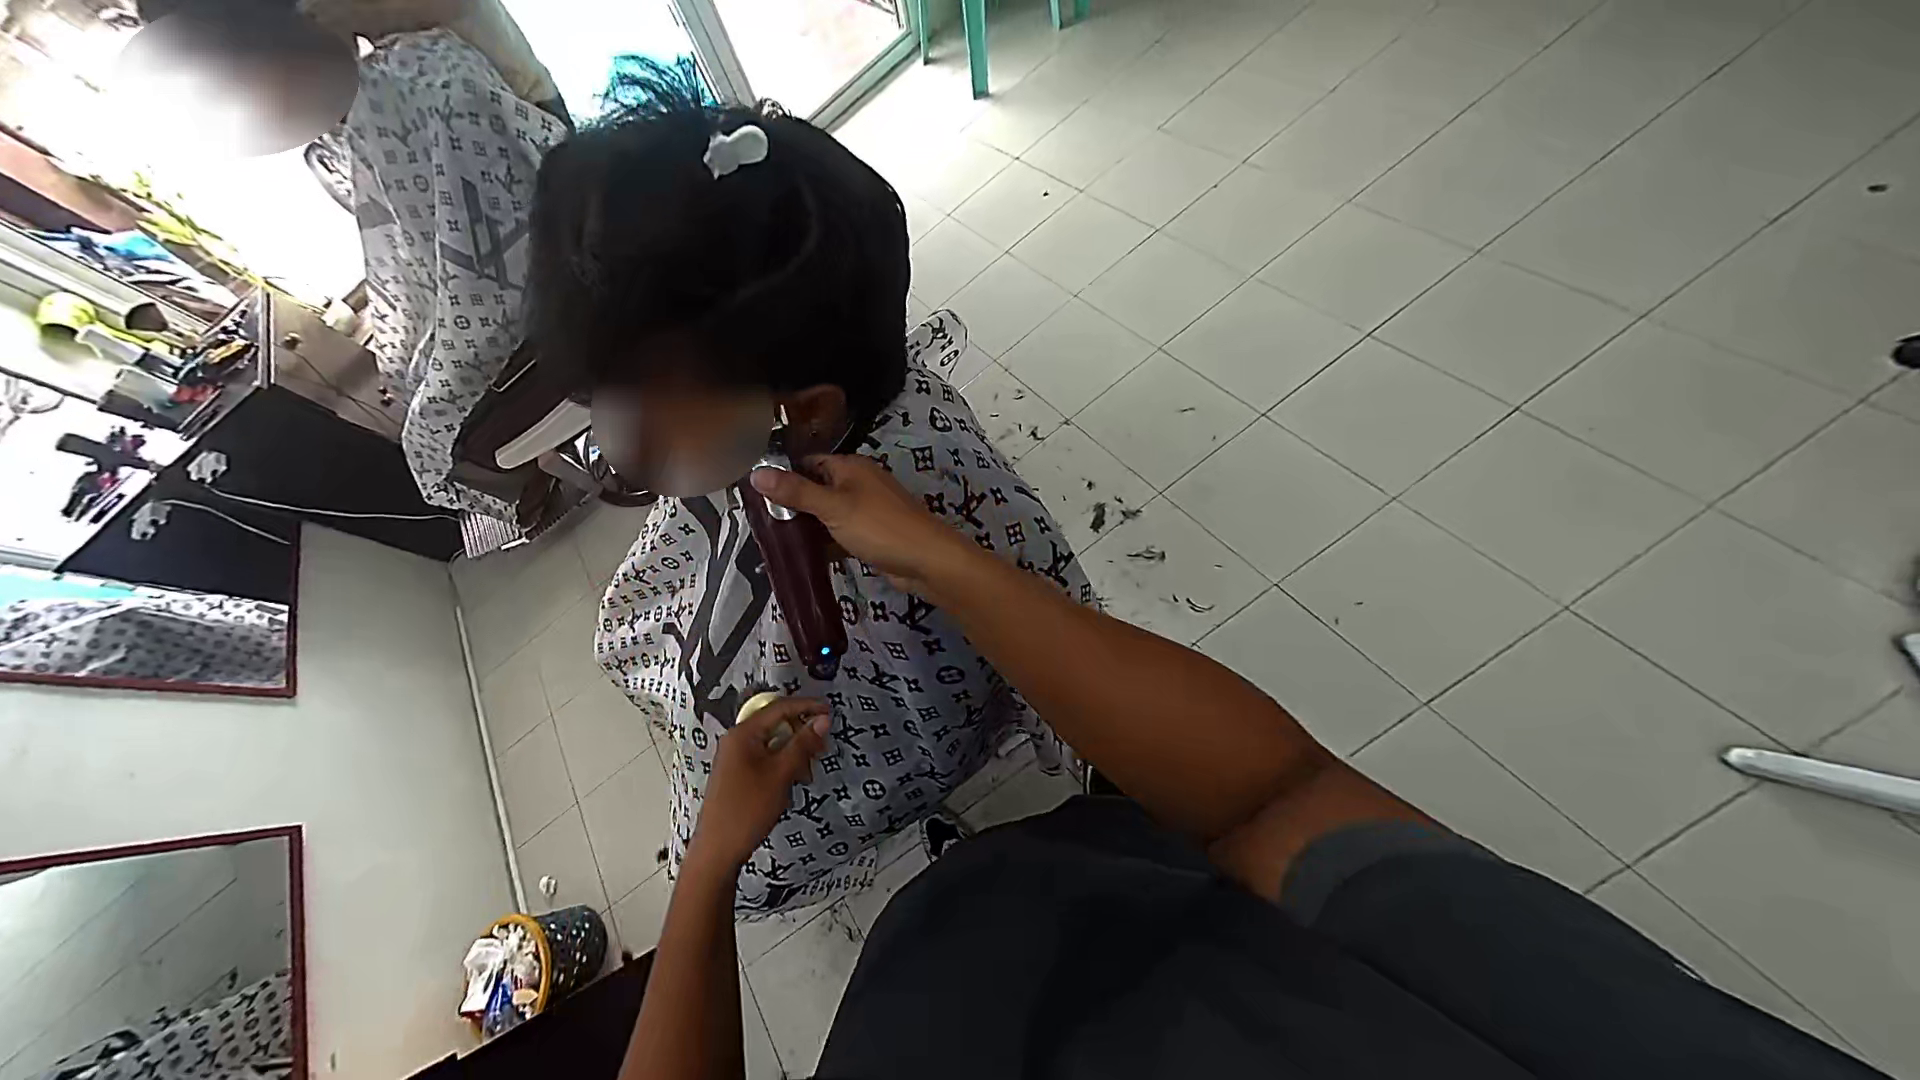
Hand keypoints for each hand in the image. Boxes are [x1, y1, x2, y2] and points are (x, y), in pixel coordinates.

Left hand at [686, 696, 832, 872]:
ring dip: (794, 752)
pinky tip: (793, 781)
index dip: (807, 706)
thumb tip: (823, 719)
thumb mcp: (781, 773)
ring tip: (807, 773)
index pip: (780, 707)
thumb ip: (803, 743)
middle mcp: (737, 740)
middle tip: (822, 748)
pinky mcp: (738, 774)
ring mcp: (736, 758)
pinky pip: (766, 758)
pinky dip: (783, 764)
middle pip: (776, 724)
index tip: (831, 712)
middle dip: (801, 733)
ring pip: (773, 743)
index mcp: (744, 733)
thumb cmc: (749, 808)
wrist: (717, 851)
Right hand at [750, 455, 973, 594]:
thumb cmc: (879, 527)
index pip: (808, 462)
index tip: (754, 493)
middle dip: (791, 505)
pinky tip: (803, 557)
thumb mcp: (833, 507)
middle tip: (760, 523)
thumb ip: (795, 492)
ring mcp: (866, 511)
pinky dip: (824, 543)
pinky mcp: (870, 535)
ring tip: (773, 542)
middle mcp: (858, 483)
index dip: (782, 475)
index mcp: (850, 467)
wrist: (926, 560)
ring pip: (827, 515)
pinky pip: (840, 535)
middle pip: (816, 489)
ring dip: (807, 527)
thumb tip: (756, 472)